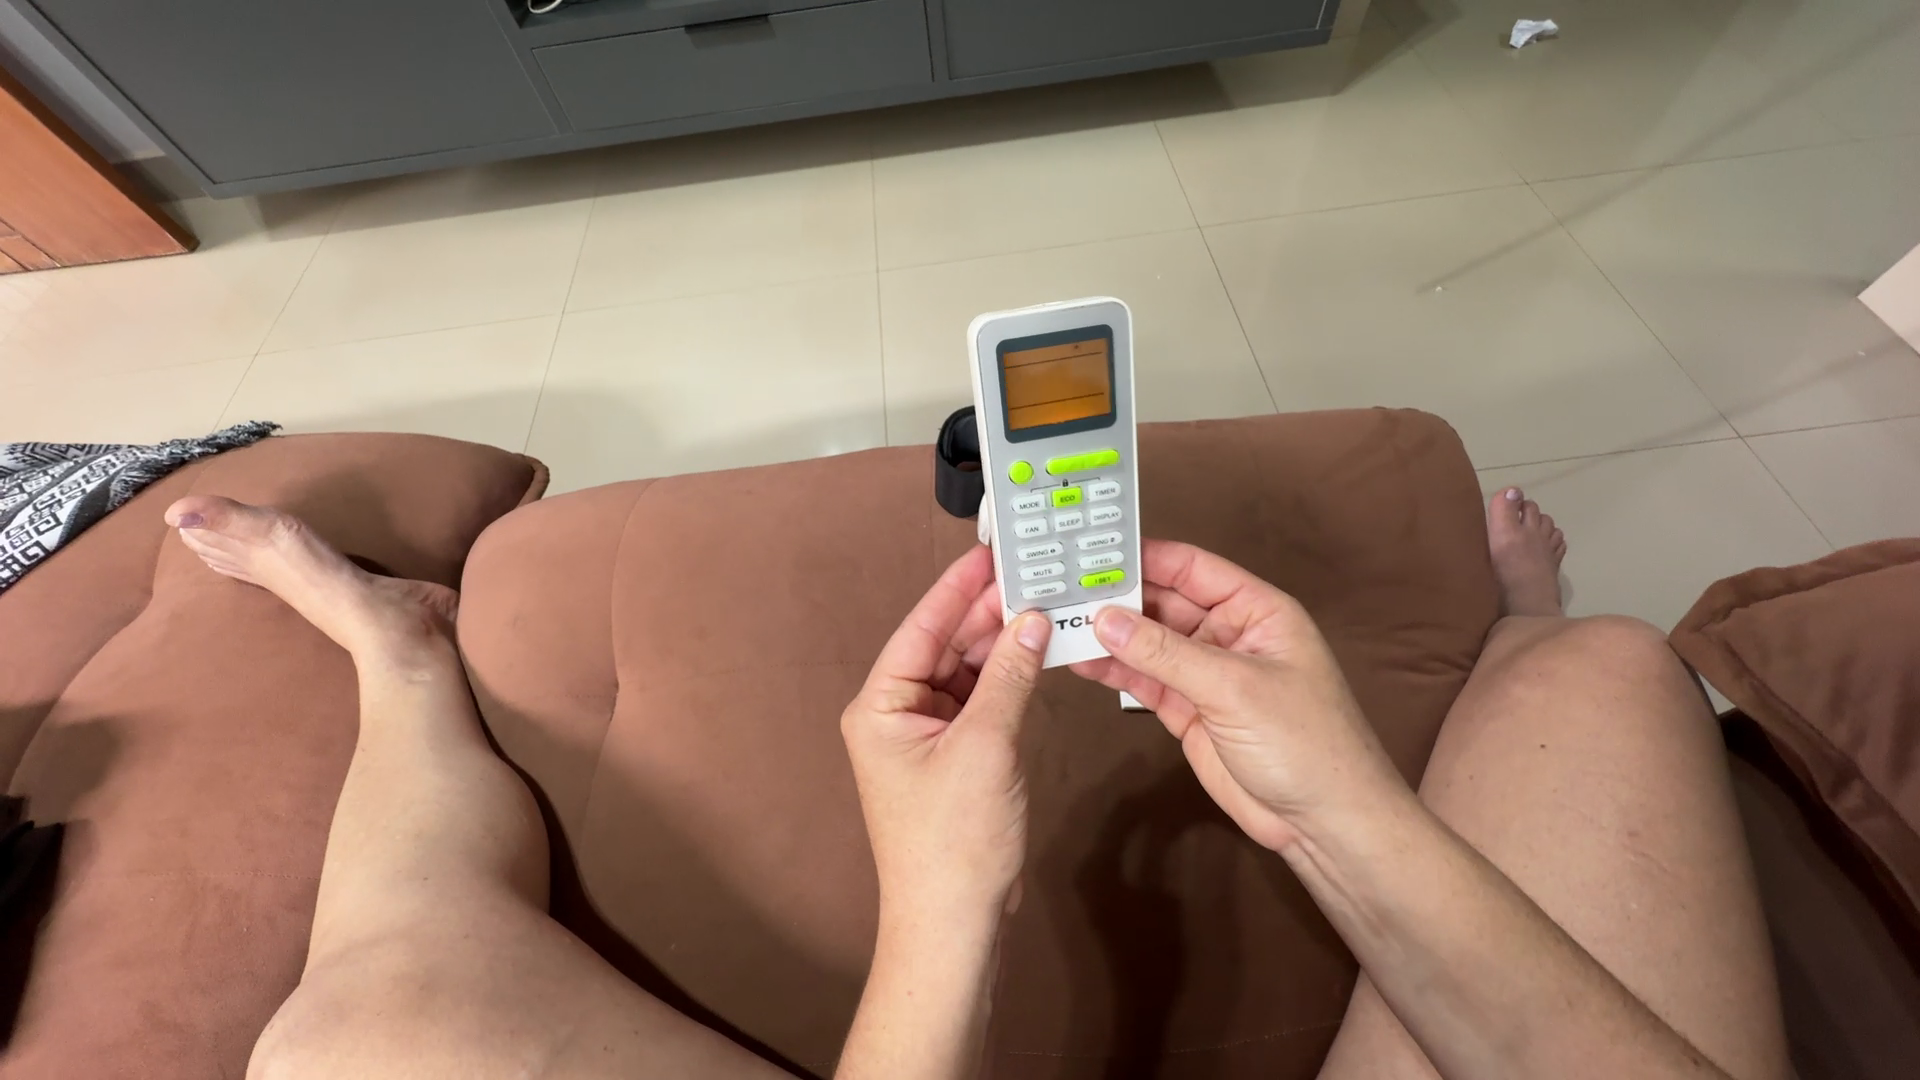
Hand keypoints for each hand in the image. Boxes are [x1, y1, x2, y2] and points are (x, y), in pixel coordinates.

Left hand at [841, 547, 1051, 927]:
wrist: (956, 924)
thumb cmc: (954, 840)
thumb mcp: (985, 746)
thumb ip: (1008, 676)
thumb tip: (1030, 618)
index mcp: (881, 705)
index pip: (921, 629)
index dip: (956, 589)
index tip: (987, 554)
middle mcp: (898, 713)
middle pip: (945, 647)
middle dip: (985, 615)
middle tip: (1029, 577)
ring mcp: (927, 734)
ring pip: (966, 672)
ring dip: (1001, 645)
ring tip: (1039, 606)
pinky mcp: (954, 753)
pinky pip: (980, 701)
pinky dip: (1007, 680)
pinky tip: (1034, 653)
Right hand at [1070, 540, 1407, 851]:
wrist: (1324, 825)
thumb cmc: (1303, 741)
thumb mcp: (1234, 687)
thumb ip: (1165, 652)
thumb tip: (1104, 619)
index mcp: (1254, 610)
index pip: (1192, 568)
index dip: (1145, 557)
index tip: (1093, 551)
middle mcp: (1226, 634)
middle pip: (1163, 603)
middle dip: (1117, 597)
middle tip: (1062, 586)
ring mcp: (1204, 673)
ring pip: (1147, 643)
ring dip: (1109, 635)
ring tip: (1059, 622)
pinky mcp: (1186, 709)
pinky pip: (1143, 679)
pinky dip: (1113, 671)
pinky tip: (1080, 661)